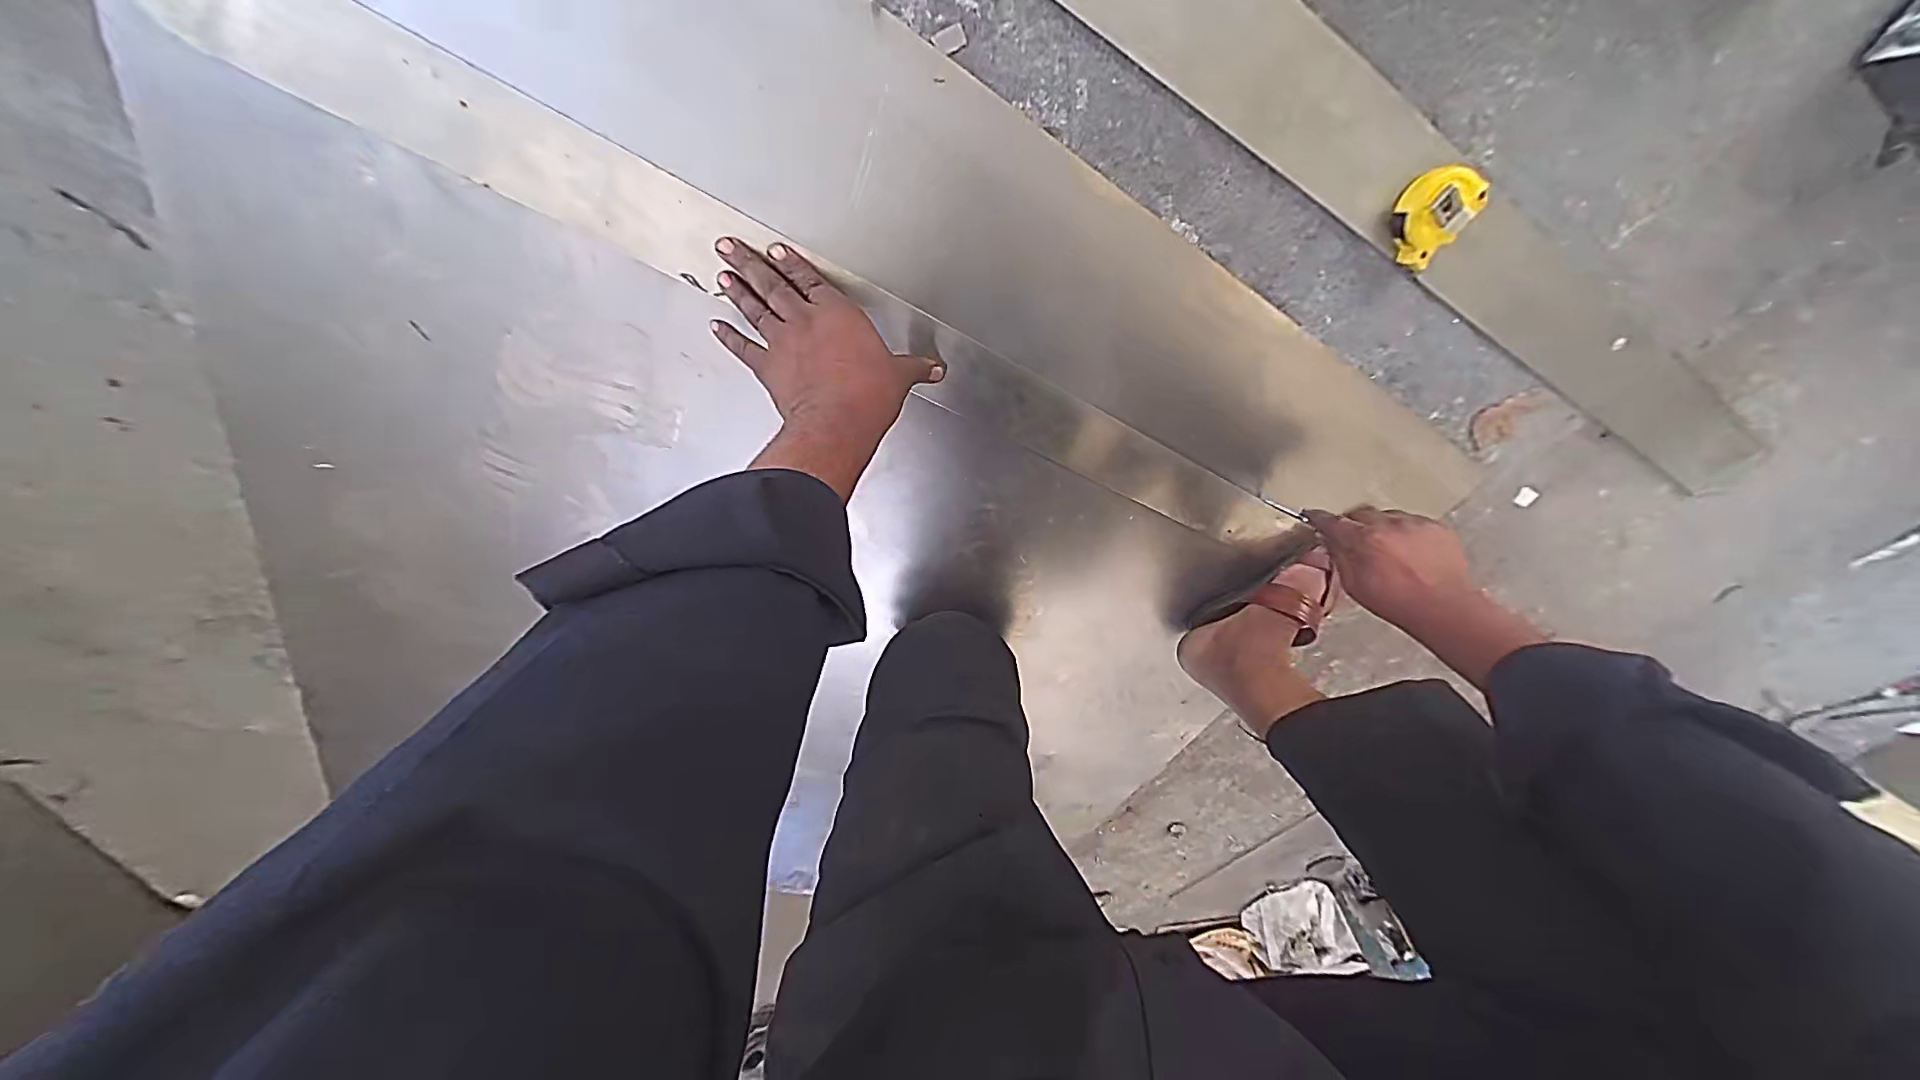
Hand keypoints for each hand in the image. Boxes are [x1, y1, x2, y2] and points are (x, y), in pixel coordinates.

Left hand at [712, 235, 942, 460]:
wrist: (838, 423)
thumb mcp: (899, 377)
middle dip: (751, 263)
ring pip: (754, 307)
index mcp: (838, 315)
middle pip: (774, 284)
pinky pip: (744, 348)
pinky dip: (729, 336)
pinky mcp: (768, 368)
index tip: (778, 252)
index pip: (812, 280)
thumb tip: (932, 368)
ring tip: (724, 272)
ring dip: (737, 289)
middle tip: (731, 246)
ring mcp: (783, 343)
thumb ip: (914, 368)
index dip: (793, 264)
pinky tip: (717, 326)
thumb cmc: (865, 397)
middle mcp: (805, 322)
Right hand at [1304, 508, 1478, 626]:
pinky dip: (1406, 531)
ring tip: (1387, 549)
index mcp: (1363, 540)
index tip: (1315, 517)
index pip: (1332, 521)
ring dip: (1381, 527)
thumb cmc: (1399, 602)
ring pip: (1387, 516)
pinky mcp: (1436, 528)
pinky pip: (1413, 521)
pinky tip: (1408, 551)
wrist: (1443, 608)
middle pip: (1360, 513)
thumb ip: (1340, 558)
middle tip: (1355, 539)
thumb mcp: (1354, 585)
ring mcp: (1414, 524)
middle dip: (1354, 524)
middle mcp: (1388, 525)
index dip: (1320, 519)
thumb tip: (1331, 542)